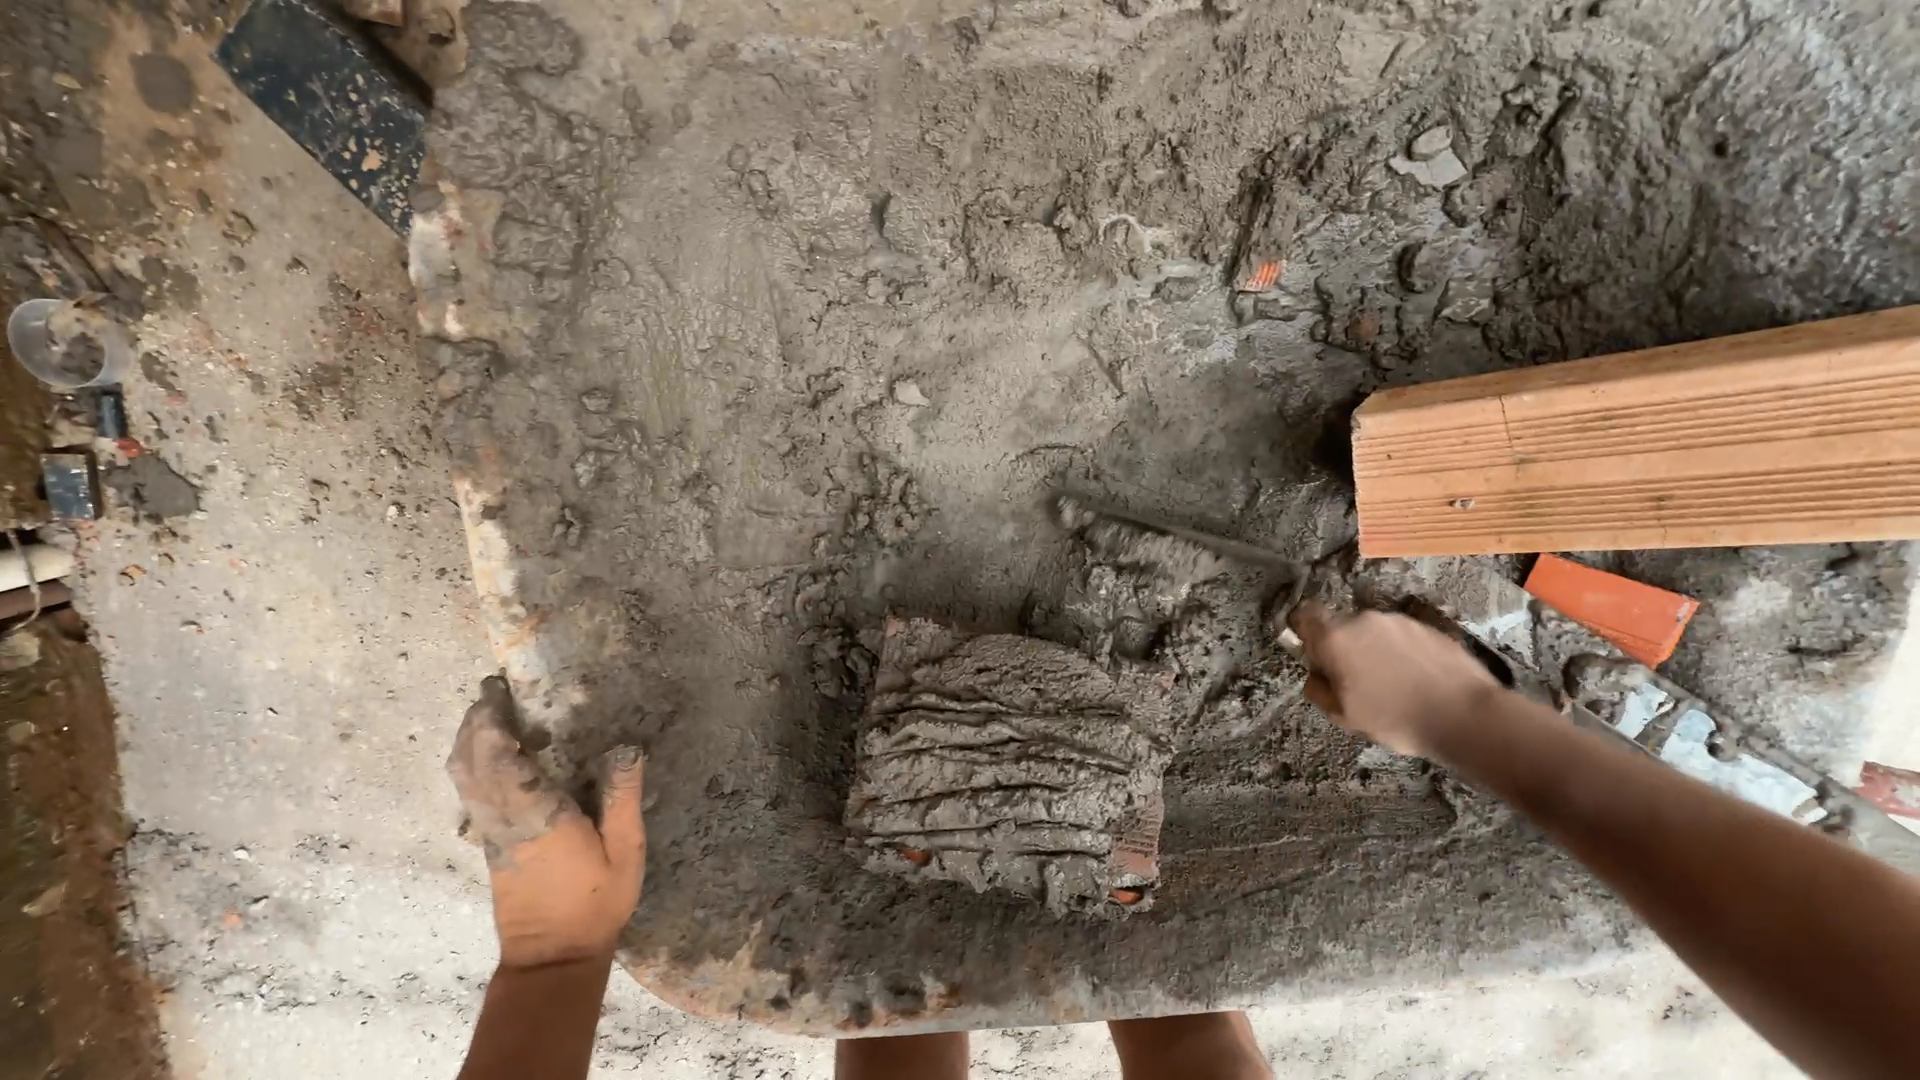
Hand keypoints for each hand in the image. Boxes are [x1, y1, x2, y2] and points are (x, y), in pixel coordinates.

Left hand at [446, 676, 644, 968]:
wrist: (554, 957)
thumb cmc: (596, 902)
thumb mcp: (625, 850)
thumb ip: (622, 798)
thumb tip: (625, 747)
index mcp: (536, 817)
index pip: (501, 763)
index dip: (492, 726)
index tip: (497, 693)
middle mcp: (504, 821)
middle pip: (471, 766)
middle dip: (474, 726)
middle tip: (491, 693)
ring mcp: (491, 835)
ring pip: (465, 781)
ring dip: (468, 744)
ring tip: (488, 715)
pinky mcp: (491, 846)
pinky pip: (472, 795)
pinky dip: (473, 766)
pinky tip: (493, 756)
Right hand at [1288, 601, 1497, 758]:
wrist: (1466, 716)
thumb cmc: (1395, 718)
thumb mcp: (1343, 716)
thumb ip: (1318, 690)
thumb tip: (1316, 675)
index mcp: (1335, 638)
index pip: (1305, 615)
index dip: (1306, 633)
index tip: (1317, 657)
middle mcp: (1364, 620)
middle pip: (1342, 627)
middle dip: (1345, 649)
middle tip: (1359, 681)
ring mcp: (1400, 621)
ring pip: (1374, 632)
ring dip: (1375, 651)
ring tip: (1395, 684)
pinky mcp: (1429, 627)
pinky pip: (1403, 638)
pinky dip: (1403, 654)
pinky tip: (1418, 681)